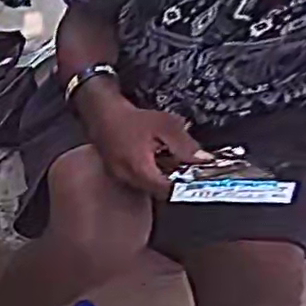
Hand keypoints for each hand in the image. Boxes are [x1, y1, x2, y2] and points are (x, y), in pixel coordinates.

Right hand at [81, 84, 208, 195]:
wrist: (102, 114)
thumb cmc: (132, 119)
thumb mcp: (165, 125)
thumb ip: (185, 144)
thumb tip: (204, 159)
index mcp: (140, 169)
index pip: (166, 190)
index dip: (183, 187)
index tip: (196, 179)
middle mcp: (127, 178)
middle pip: (156, 191)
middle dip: (173, 182)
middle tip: (188, 169)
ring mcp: (119, 177)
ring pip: (146, 186)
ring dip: (160, 178)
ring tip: (173, 162)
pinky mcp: (115, 172)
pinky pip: (136, 179)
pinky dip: (149, 173)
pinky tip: (155, 159)